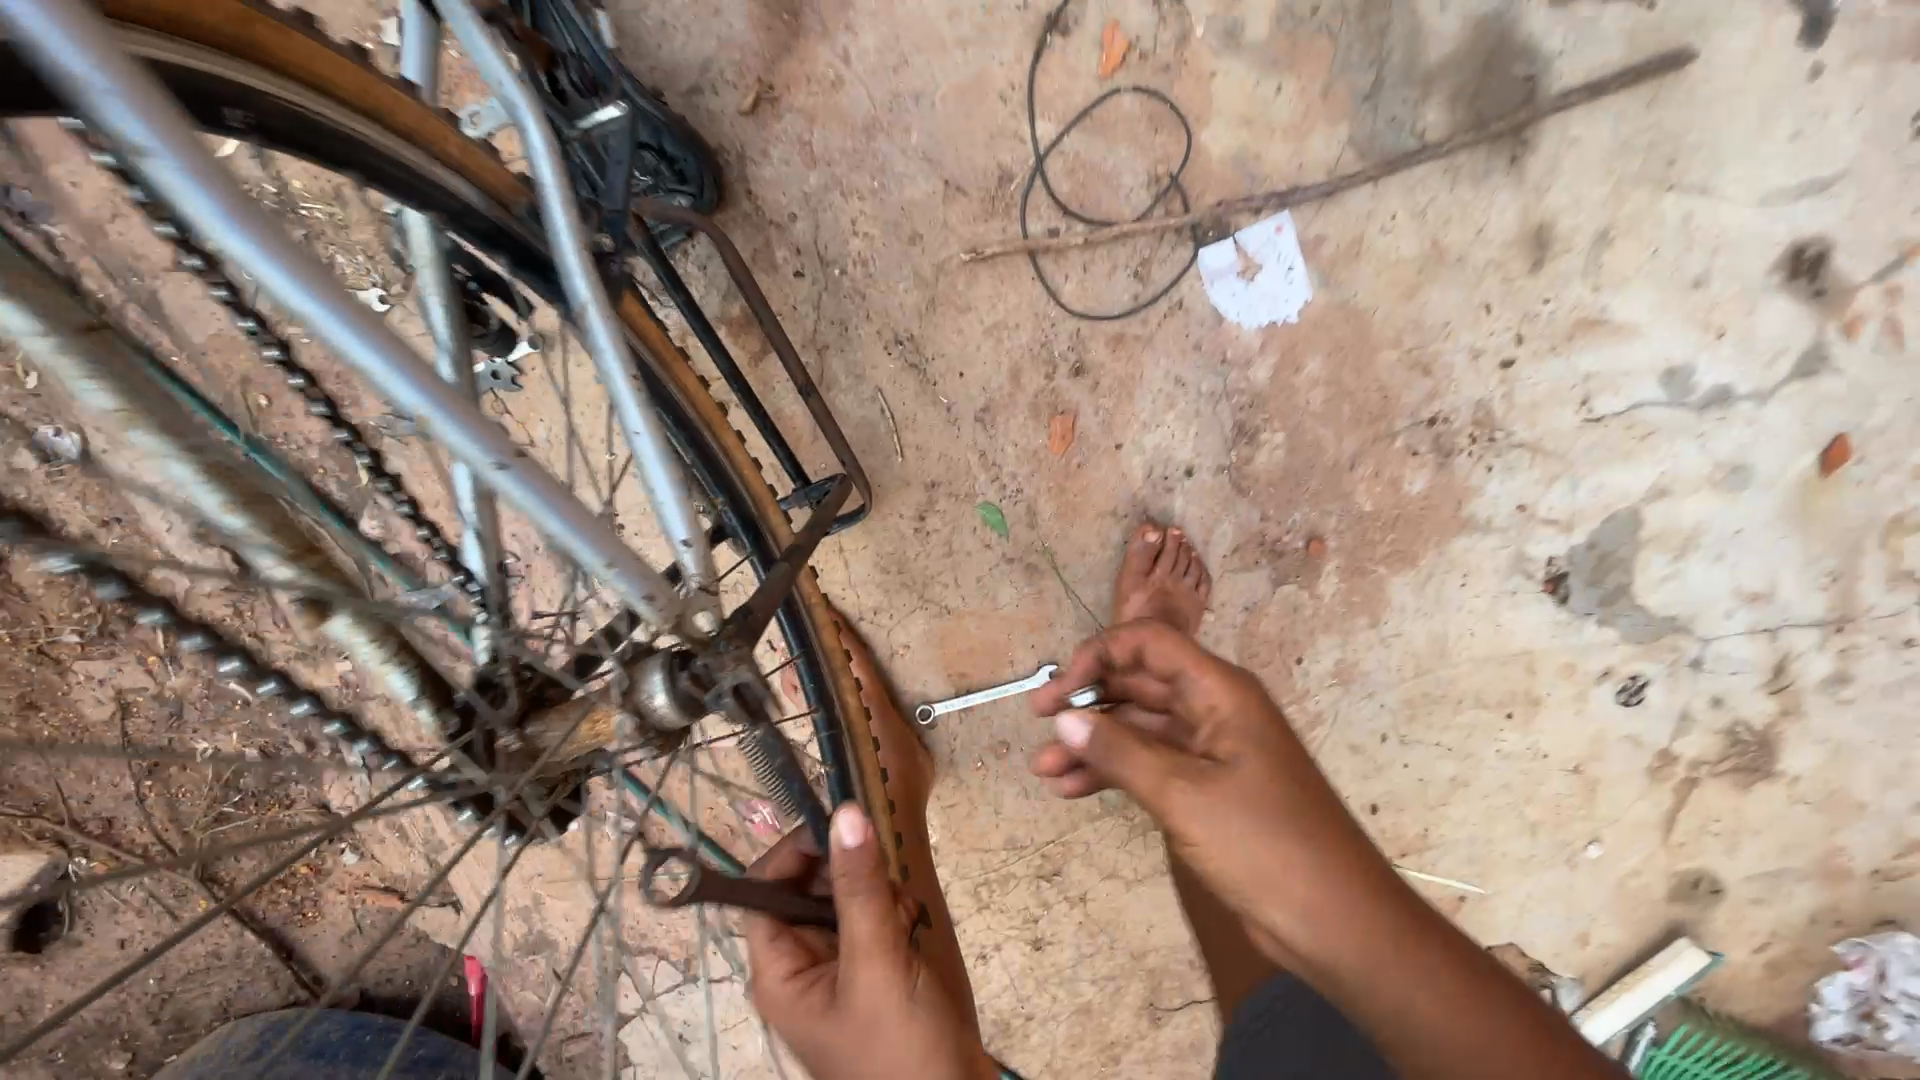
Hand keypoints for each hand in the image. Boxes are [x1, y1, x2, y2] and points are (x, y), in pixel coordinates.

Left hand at [743, 805, 991, 1079]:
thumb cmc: (898, 1049)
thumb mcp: (875, 963)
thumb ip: (860, 887)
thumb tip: (846, 811)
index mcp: (779, 970)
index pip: (765, 888)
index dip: (795, 851)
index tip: (839, 823)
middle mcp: (802, 966)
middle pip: (810, 887)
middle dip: (849, 875)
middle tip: (884, 880)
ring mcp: (840, 968)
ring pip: (848, 898)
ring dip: (879, 894)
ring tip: (903, 917)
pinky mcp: (875, 971)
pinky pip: (876, 918)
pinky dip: (896, 912)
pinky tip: (913, 927)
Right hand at [1028, 620, 1404, 957]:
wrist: (1336, 920)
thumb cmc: (1264, 843)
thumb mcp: (1183, 795)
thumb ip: (1119, 752)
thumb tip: (1062, 720)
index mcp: (1219, 691)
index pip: (1148, 643)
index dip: (1098, 655)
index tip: (1058, 691)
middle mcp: (1213, 709)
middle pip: (1139, 684)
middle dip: (1087, 702)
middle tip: (1037, 724)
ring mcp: (1211, 750)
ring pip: (1139, 729)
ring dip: (1093, 745)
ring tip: (1044, 771)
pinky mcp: (1208, 788)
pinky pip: (1150, 765)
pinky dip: (1114, 774)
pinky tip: (1073, 791)